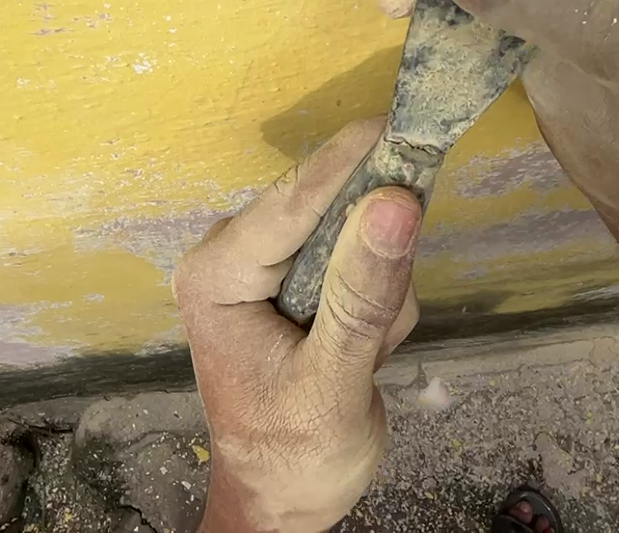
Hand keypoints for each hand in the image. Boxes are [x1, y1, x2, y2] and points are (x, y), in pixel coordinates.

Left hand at [173, 120, 421, 532]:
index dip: (349, 161)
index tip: (401, 122)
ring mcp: (262, 261)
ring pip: (348, 233)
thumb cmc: (293, 456)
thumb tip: (396, 201)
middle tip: (384, 321)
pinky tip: (360, 349)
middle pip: (323, 209)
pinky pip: (353, 257)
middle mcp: (231, 252)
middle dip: (368, 256)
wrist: (282, 500)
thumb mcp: (332, 384)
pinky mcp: (291, 273)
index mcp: (217, 273)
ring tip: (363, 356)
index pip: (292, 200)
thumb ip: (362, 295)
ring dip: (374, 290)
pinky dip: (373, 298)